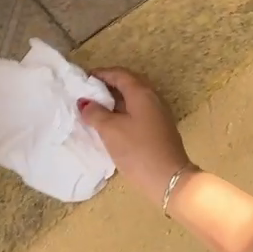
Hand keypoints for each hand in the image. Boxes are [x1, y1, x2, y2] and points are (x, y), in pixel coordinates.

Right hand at [80, 68, 194, 206]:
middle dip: (109, 85)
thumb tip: (85, 102)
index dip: (101, 73)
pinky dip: (123, 111)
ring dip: (116, 100)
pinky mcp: (159, 127)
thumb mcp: (111, 130)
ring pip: (134, 98)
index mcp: (142, 92)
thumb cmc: (137, 149)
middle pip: (129, 83)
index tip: (84, 78)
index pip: (120, 74)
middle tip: (89, 93)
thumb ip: (96, 114)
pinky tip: (113, 124)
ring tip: (97, 108)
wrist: (168, 177)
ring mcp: (158, 112)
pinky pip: (138, 111)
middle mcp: (153, 97)